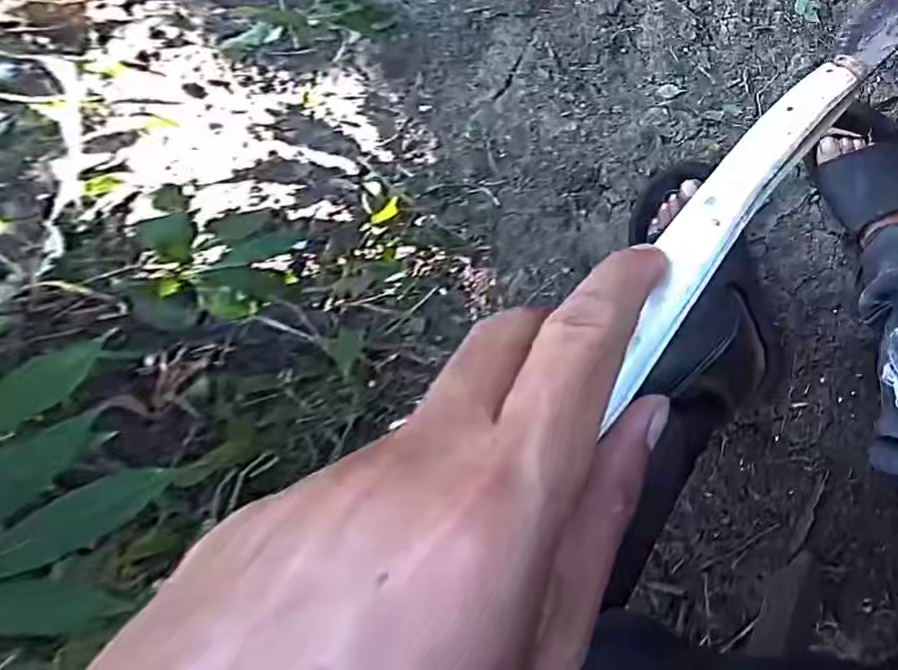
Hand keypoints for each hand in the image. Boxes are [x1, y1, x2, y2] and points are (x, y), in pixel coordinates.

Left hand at [91, 247, 670, 669]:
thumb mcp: (545, 649)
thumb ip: (599, 518)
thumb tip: (641, 422)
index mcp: (498, 503)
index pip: (579, 344)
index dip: (624, 287)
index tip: (649, 265)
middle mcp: (409, 470)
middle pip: (506, 338)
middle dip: (557, 337)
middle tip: (578, 393)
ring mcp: (320, 491)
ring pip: (432, 418)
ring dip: (471, 444)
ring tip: (454, 555)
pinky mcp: (248, 525)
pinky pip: (354, 480)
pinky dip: (392, 503)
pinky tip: (365, 599)